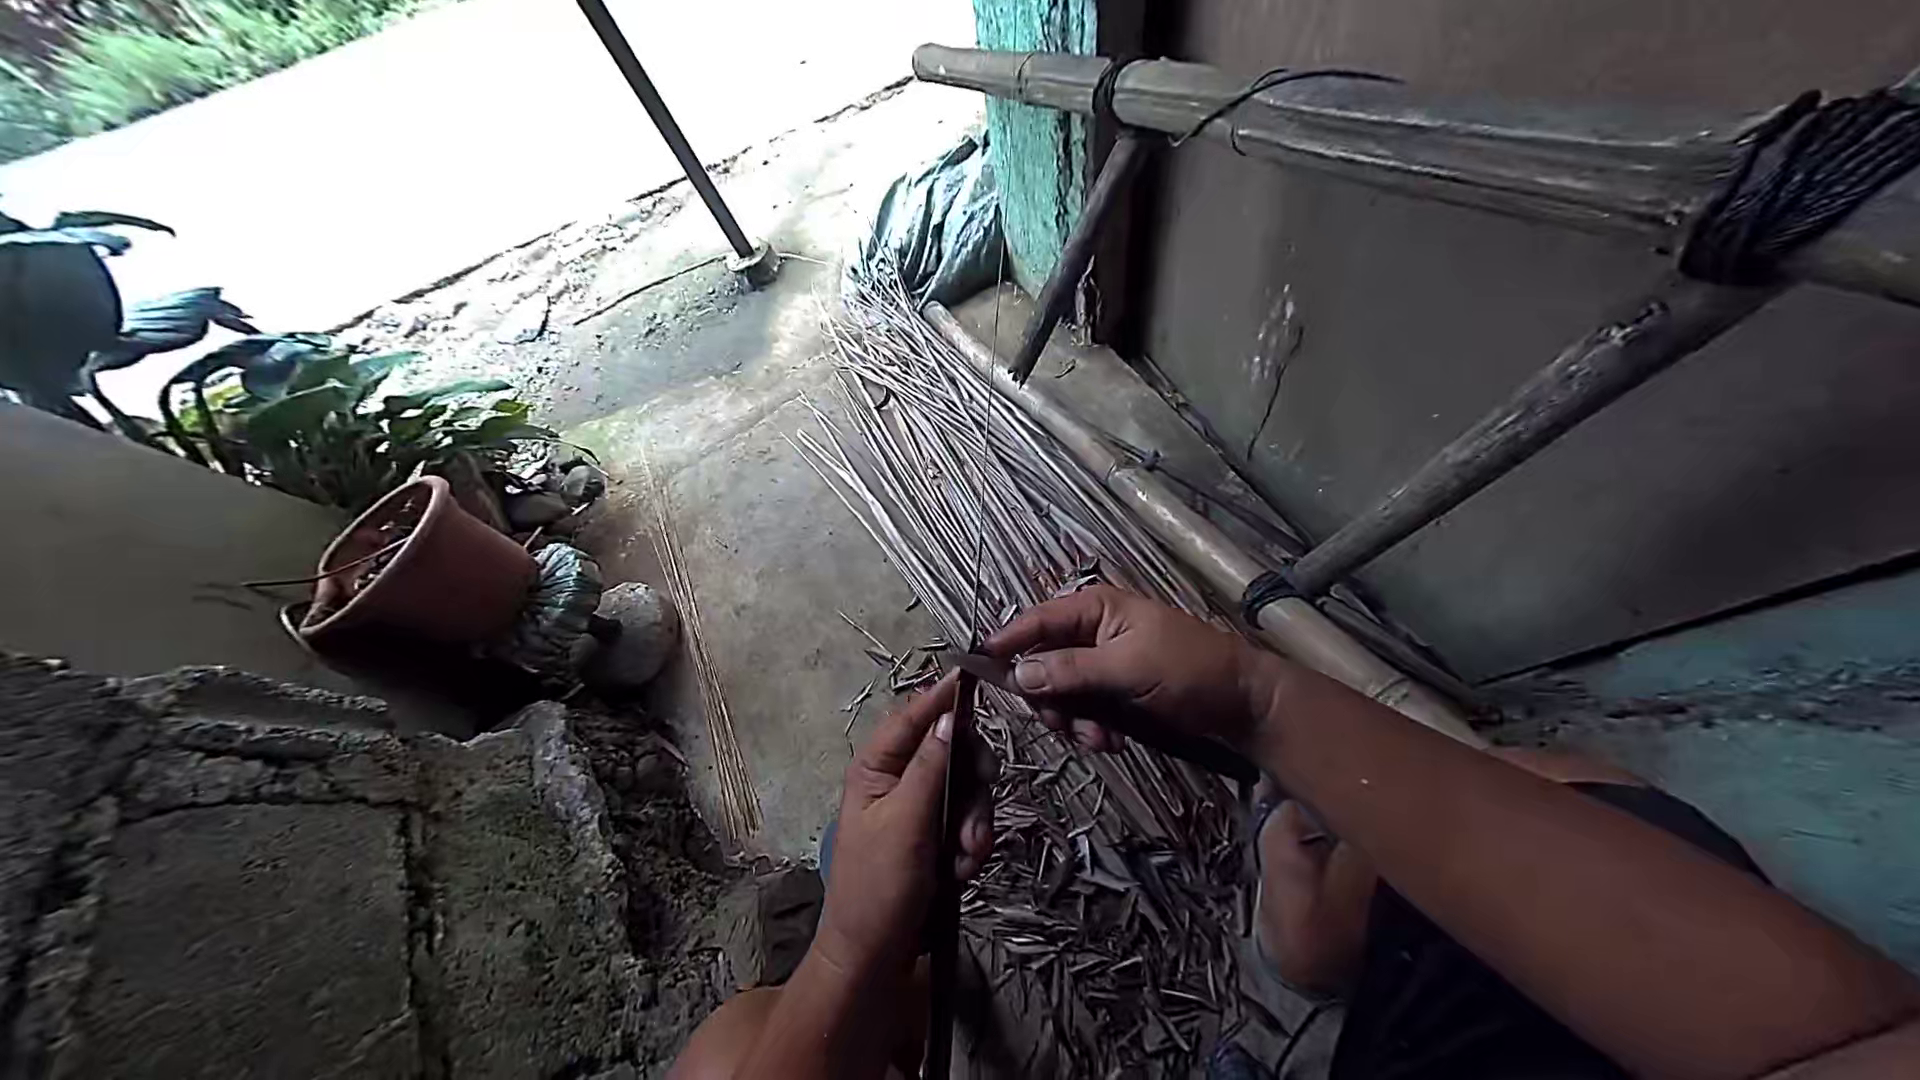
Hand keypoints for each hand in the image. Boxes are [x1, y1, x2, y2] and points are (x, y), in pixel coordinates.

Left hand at [814, 674, 996, 979]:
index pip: (911, 716)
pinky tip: (963, 869)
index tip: (972, 676)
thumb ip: (931, 766)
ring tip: (966, 858)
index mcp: (876, 766)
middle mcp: (899, 777)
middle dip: (971, 784)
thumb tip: (949, 716)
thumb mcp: (905, 822)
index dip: (941, 696)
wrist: (875, 957)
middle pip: (951, 749)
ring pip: (966, 786)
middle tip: (976, 814)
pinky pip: (969, 817)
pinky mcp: (937, 830)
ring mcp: (920, 805)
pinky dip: (972, 842)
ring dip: (974, 822)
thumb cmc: (878, 887)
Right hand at [983, 585, 1278, 751]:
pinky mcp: (1110, 691)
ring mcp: (1100, 663)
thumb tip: (1017, 674)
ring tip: (1100, 739)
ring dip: (1072, 719)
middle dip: (1049, 698)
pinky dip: (1089, 728)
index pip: (1035, 620)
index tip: (976, 667)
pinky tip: (1112, 741)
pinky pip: (1081, 709)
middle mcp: (1089, 632)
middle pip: (1041, 662)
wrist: (1242, 703)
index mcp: (1093, 608)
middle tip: (1060, 723)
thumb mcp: (1128, 666)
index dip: (1006, 642)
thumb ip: (1071, 670)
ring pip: (1058, 691)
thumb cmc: (1188, 668)